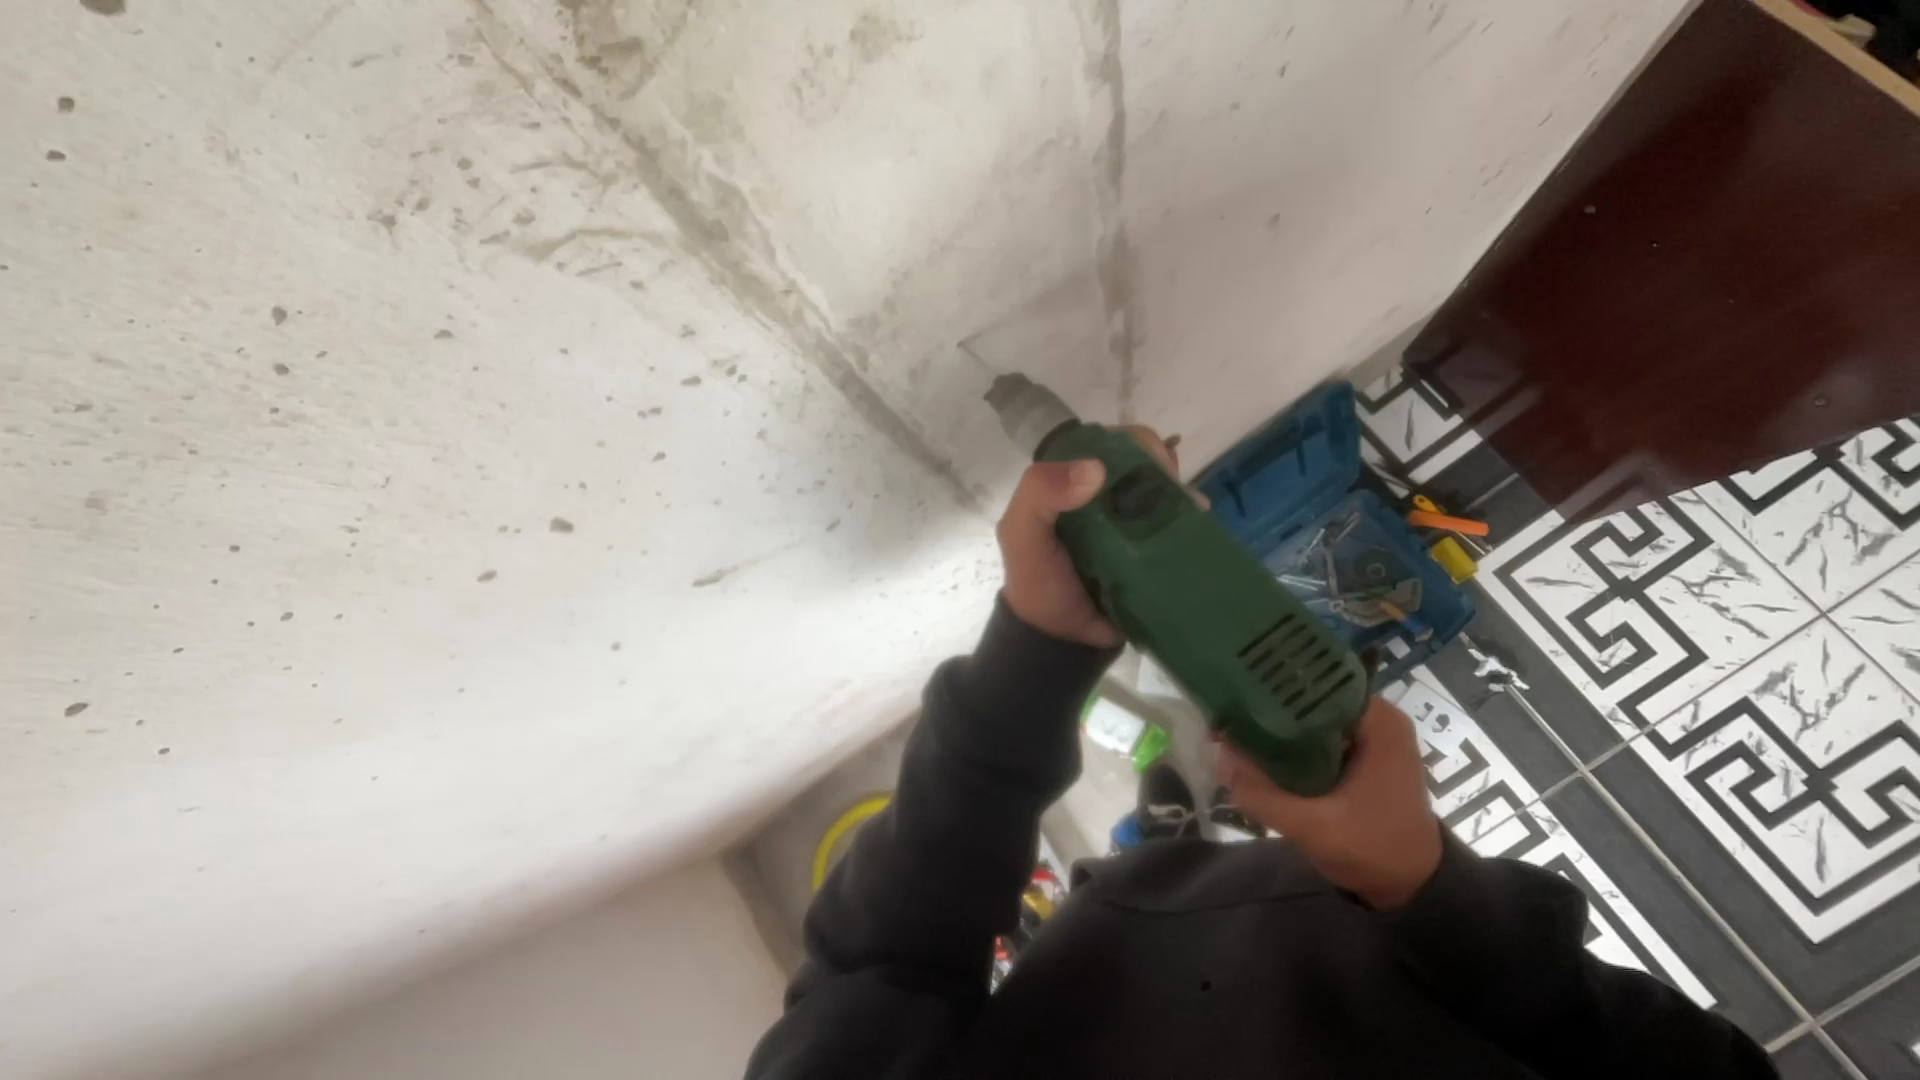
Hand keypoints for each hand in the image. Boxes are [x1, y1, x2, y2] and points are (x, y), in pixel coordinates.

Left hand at [996, 426, 1179, 648]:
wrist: (1061, 638)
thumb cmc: (1038, 579)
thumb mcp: (1021, 533)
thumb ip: (1039, 493)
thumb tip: (1095, 470)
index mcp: (1070, 482)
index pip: (1105, 444)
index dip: (1128, 443)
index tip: (1144, 459)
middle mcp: (1104, 495)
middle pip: (1143, 462)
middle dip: (1161, 465)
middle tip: (1167, 487)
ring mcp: (1133, 521)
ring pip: (1165, 490)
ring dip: (1179, 491)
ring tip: (1186, 506)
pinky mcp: (1155, 548)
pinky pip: (1178, 524)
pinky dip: (1192, 518)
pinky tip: (1197, 521)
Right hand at [1217, 697, 1442, 910]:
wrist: (1411, 889)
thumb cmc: (1375, 849)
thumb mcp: (1314, 826)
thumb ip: (1262, 793)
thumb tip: (1217, 755)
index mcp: (1378, 721)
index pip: (1317, 682)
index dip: (1273, 687)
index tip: (1233, 692)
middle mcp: (1374, 719)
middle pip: (1309, 700)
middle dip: (1267, 709)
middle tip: (1224, 714)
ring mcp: (1366, 739)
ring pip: (1308, 721)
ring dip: (1274, 729)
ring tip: (1232, 730)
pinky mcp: (1356, 758)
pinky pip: (1314, 740)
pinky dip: (1287, 747)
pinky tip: (1255, 754)